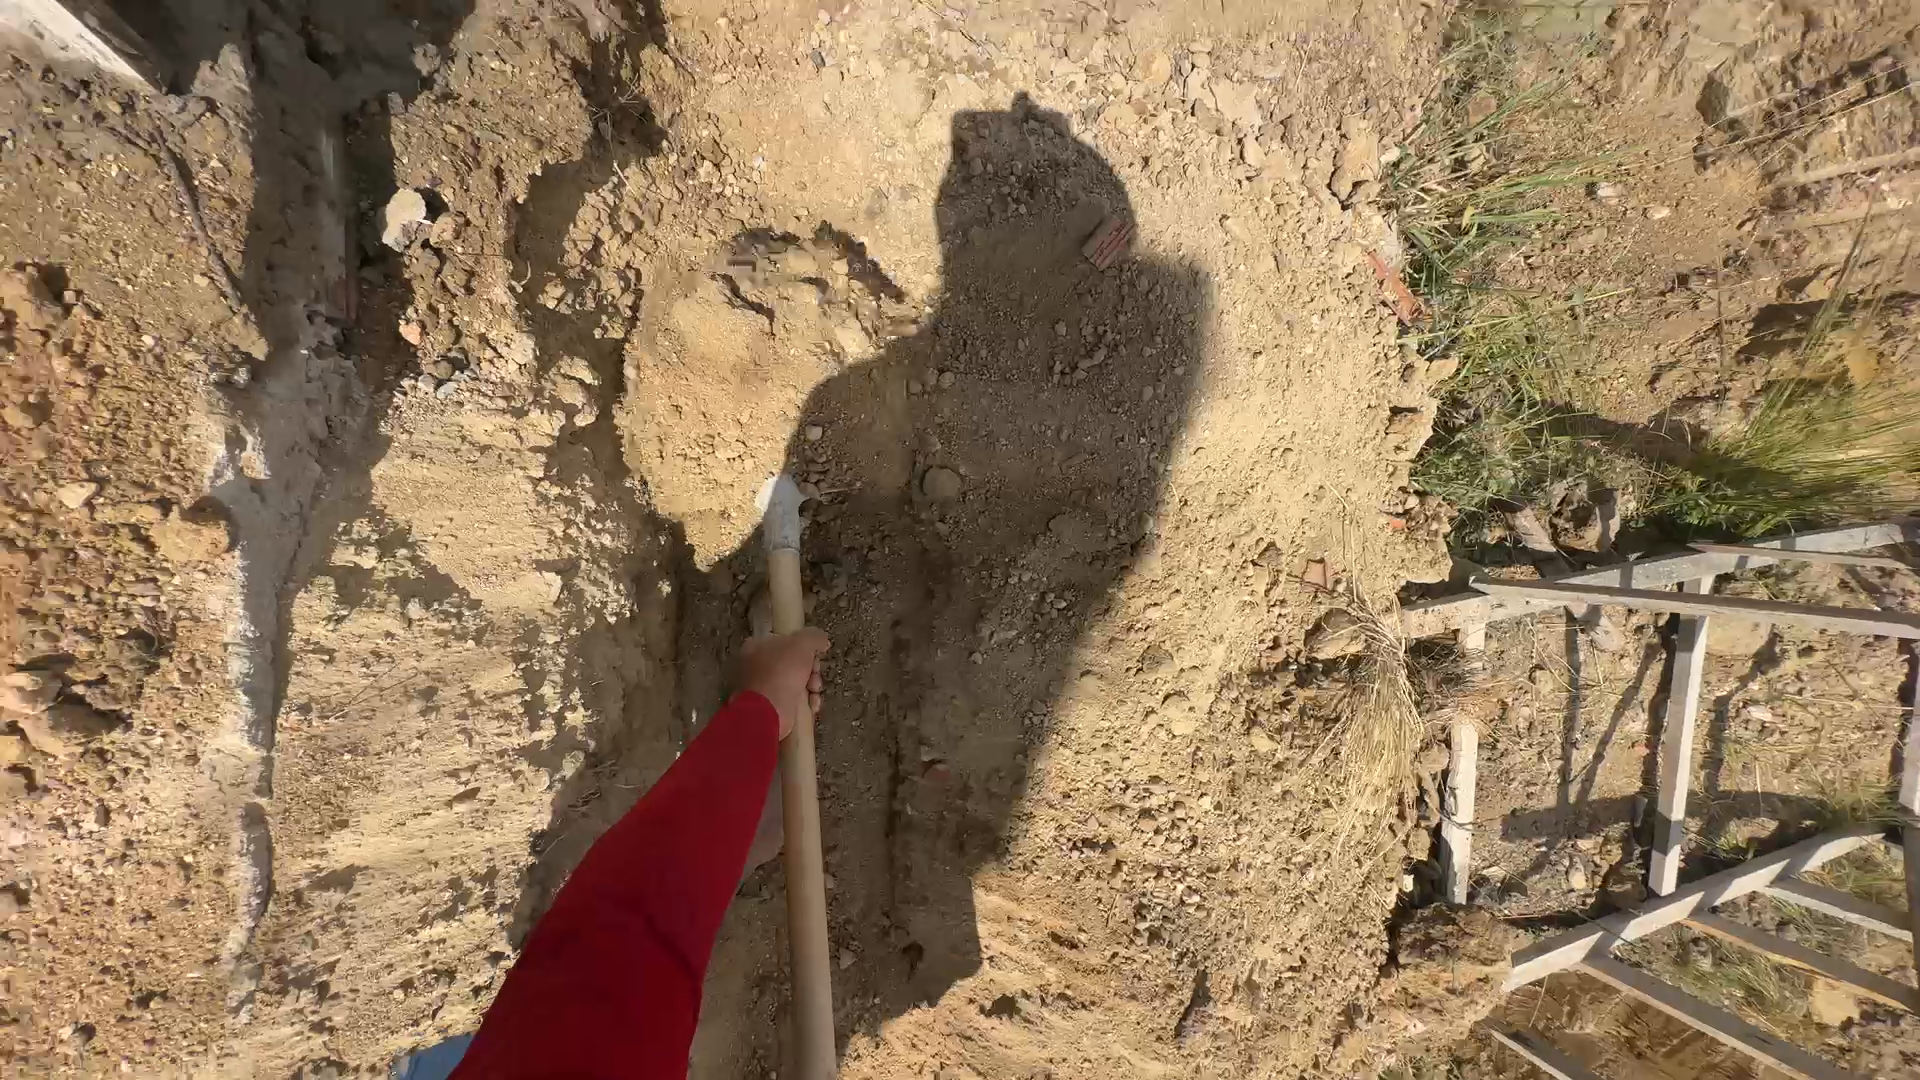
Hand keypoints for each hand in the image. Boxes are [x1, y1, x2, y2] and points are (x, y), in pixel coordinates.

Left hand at [736, 627, 828, 738]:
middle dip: (811, 668)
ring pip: (797, 682)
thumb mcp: (802, 643)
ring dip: (812, 685)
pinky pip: (794, 700)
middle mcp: (756, 666)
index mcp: (756, 646)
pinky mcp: (771, 707)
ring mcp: (763, 689)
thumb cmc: (782, 671)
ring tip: (814, 690)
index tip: (813, 652)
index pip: (783, 640)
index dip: (802, 645)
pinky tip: (812, 704)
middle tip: (814, 673)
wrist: (769, 711)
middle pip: (793, 662)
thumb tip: (822, 641)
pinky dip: (806, 702)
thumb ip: (814, 636)